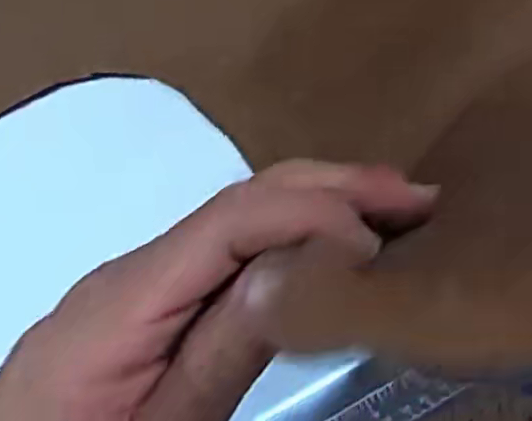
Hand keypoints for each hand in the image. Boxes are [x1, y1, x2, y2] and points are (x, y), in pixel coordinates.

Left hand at [0, 160, 436, 420]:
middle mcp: (127, 272)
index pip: (235, 218)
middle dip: (342, 186)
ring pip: (253, 205)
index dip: (317, 213)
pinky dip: (309, 222)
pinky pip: (244, 237)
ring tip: (402, 205)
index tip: (377, 246)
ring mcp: (141, 279)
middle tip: (419, 199)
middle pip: (250, 196)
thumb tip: (313, 260)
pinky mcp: (159, 295)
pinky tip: (349, 231)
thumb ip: (228, 346)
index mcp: (113, 306)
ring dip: (335, 197)